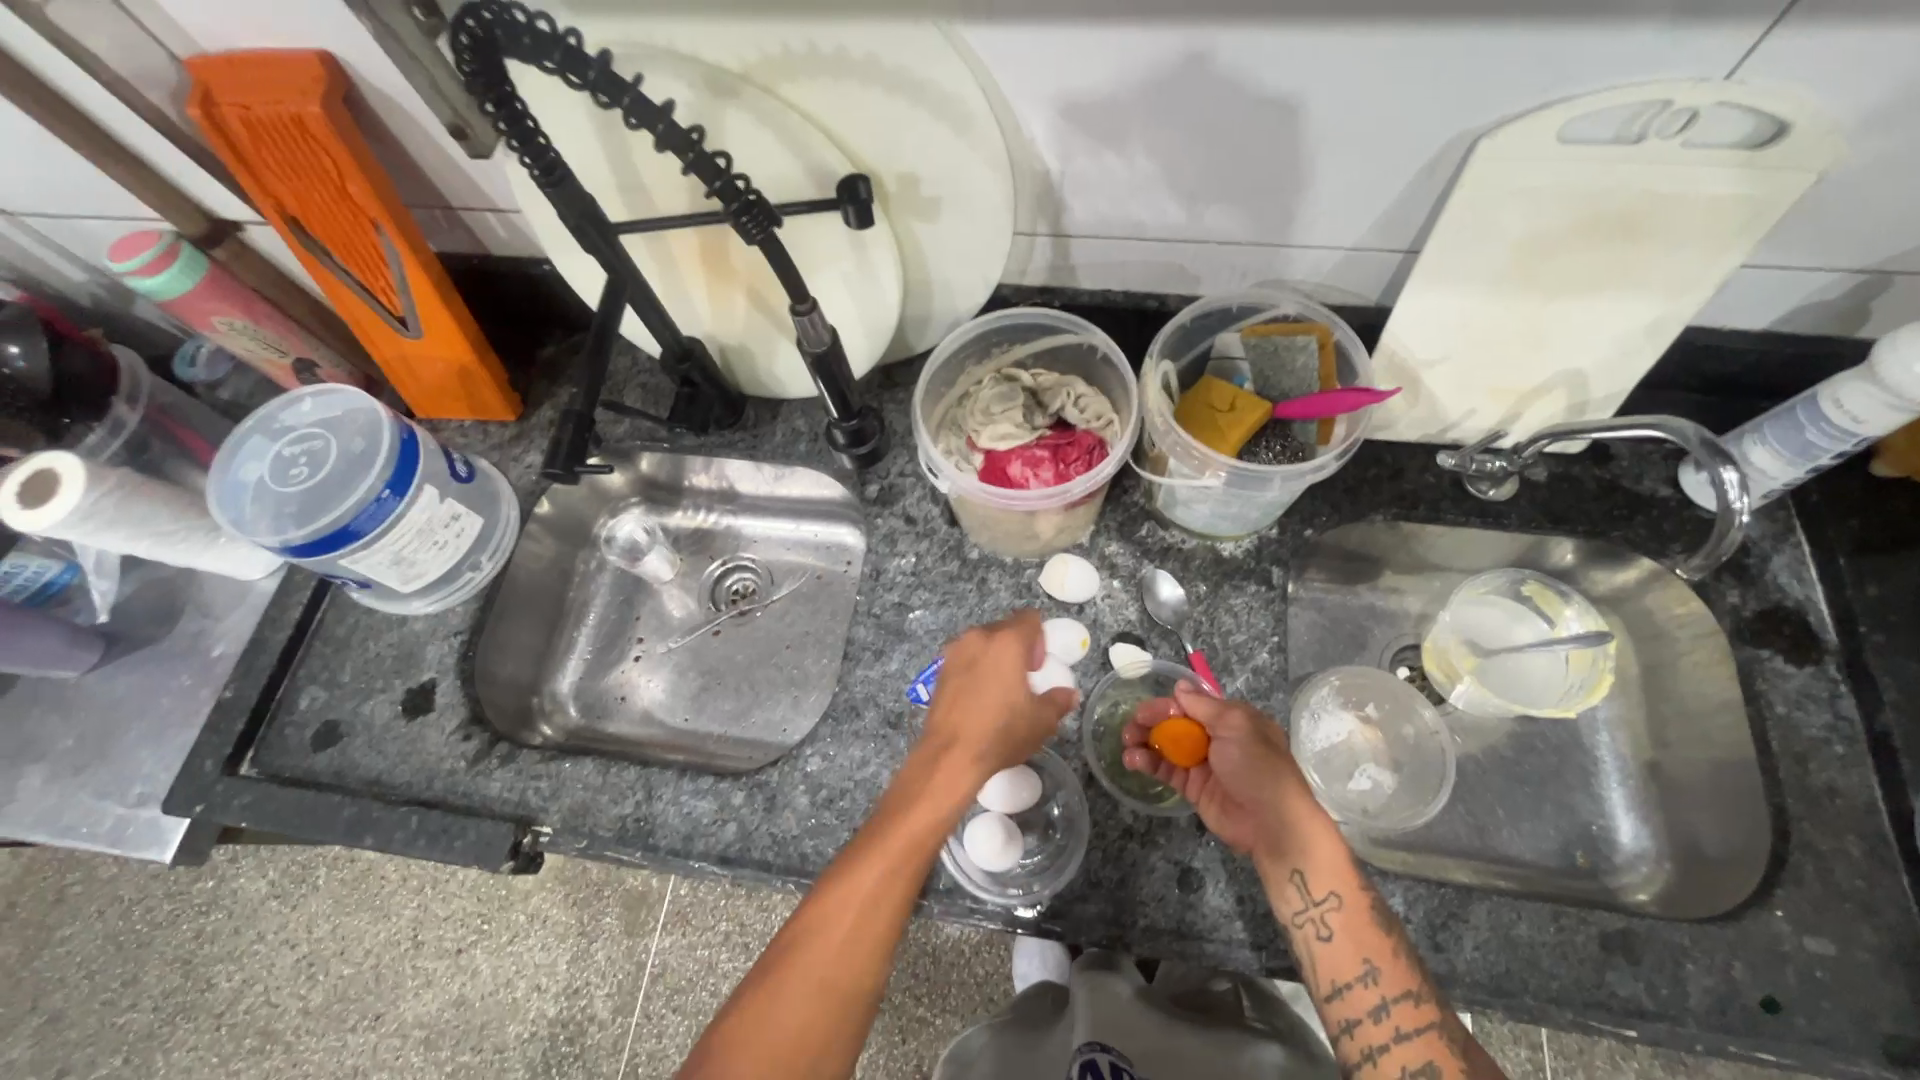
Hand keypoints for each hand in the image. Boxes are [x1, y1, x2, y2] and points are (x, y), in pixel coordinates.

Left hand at [920, 610, 1077, 786]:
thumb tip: (1070, 694)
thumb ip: (1059, 700)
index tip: (1037, 669)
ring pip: (982, 643)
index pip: (1030, 618)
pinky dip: (975, 669)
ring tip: (999, 691)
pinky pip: (965, 658)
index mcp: (1006, 641)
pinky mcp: (938, 669)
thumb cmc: (1001, 732)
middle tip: (1022, 680)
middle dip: (1017, 648)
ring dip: (995, 658)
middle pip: (1005, 629)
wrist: (950, 755)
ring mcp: (953, 652)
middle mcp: (977, 637)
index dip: (1040, 640)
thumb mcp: (1041, 720)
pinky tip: (978, 699)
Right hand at [1122, 682, 1334, 858]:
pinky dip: (1148, 763)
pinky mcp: (1193, 788)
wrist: (1271, 822)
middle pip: (1176, 724)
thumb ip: (1203, 705)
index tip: (1146, 711)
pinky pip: (1166, 770)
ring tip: (1127, 744)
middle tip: (1131, 728)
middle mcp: (1217, 738)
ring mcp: (1204, 764)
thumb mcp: (1235, 725)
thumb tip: (1179, 686)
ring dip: (1145, 742)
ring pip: (1167, 746)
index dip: (1167, 706)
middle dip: (1151, 722)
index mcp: (1232, 720)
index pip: (1192, 705)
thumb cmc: (1257, 766)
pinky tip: (1133, 760)